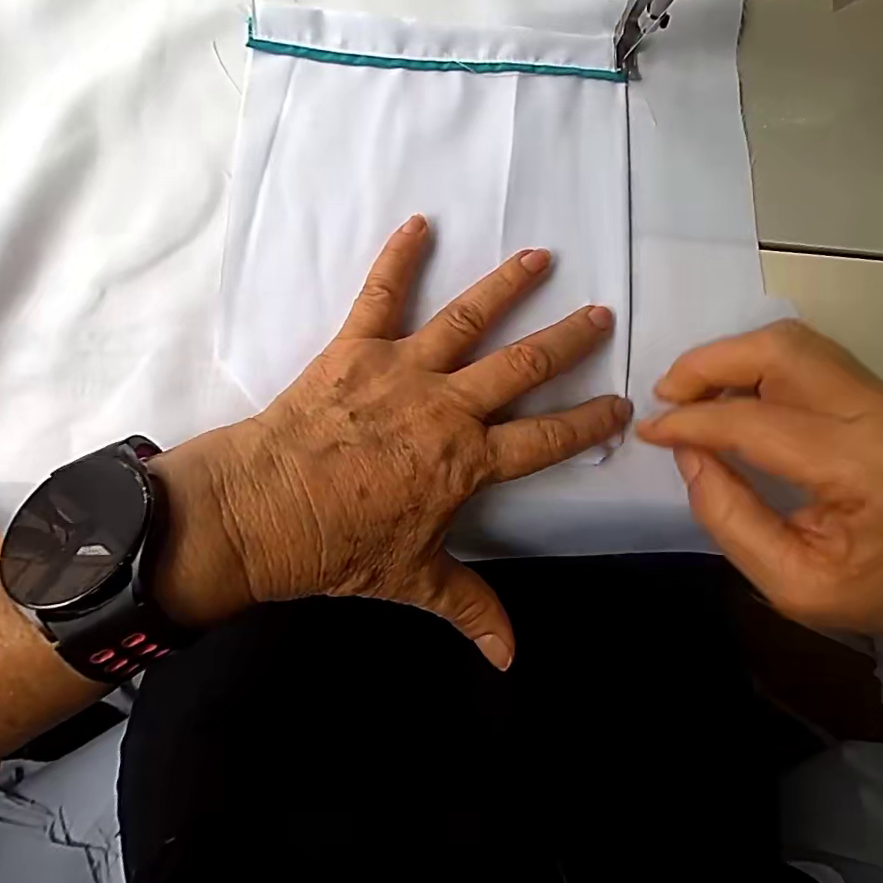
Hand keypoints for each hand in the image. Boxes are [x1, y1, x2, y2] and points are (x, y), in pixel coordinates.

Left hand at [150, 215, 630, 669]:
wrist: (262, 510)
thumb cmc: (337, 546)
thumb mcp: (411, 579)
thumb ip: (468, 608)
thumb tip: (510, 659)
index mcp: (466, 462)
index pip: (546, 441)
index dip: (587, 424)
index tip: (621, 405)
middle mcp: (445, 407)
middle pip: (521, 368)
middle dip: (565, 342)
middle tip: (599, 316)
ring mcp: (401, 371)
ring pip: (468, 319)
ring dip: (506, 286)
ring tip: (538, 257)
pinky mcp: (354, 349)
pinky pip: (380, 294)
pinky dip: (398, 257)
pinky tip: (418, 224)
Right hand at [635, 319, 882, 683]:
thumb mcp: (790, 584)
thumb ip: (727, 516)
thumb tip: (688, 453)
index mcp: (869, 473)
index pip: (757, 421)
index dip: (690, 422)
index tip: (648, 431)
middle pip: (782, 352)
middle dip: (707, 365)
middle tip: (666, 395)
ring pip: (794, 344)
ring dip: (729, 359)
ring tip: (691, 394)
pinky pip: (808, 359)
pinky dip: (754, 367)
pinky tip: (730, 398)